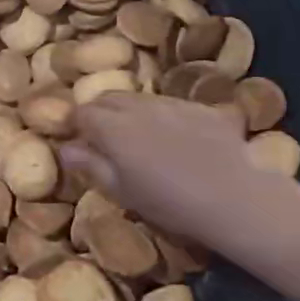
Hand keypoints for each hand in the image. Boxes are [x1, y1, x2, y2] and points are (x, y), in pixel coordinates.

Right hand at [60, 93, 266, 239]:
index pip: (82, 112)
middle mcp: (140, 105)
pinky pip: (173, 105)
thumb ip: (92, 165)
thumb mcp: (122, 191)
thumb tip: (66, 148)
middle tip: (105, 140)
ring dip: (131, 112)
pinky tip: (177, 141)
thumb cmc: (168, 202)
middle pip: (109, 98)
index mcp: (114, 127)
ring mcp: (174, 103)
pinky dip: (164, 117)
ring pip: (141, 98)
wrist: (232, 198)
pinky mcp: (203, 108)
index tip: (79, 143)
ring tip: (141, 140)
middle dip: (100, 113)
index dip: (76, 126)